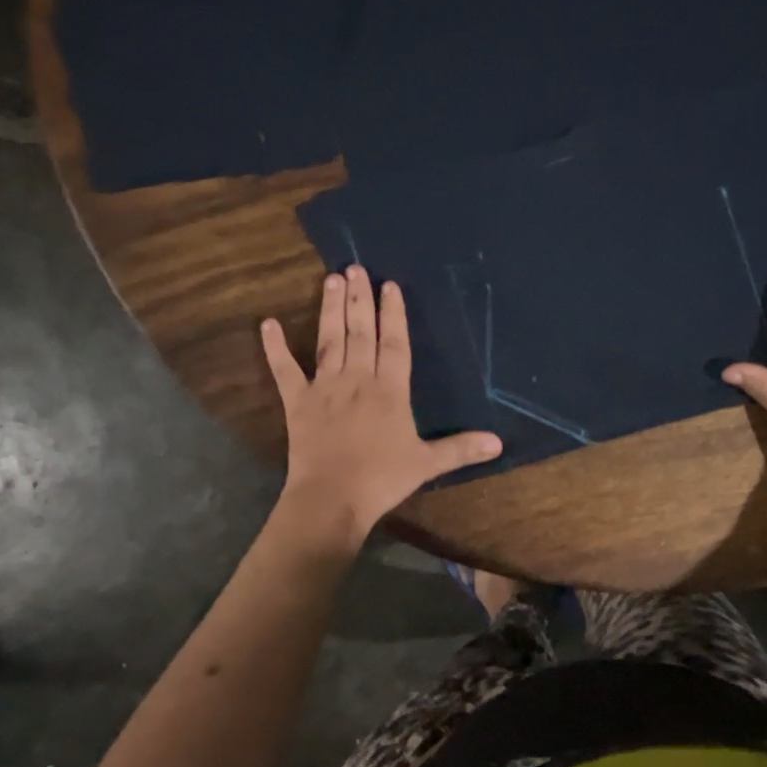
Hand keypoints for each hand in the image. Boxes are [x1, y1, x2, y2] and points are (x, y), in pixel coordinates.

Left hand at [262, 266, 502, 542]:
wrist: (332, 498)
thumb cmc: (382, 479)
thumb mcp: (427, 463)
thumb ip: (460, 447)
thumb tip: (499, 442)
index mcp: (389, 390)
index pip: (394, 343)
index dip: (393, 313)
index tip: (389, 285)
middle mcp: (357, 379)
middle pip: (360, 332)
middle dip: (359, 299)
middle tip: (355, 268)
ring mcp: (325, 388)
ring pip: (329, 340)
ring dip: (330, 309)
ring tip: (331, 279)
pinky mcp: (298, 402)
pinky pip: (285, 370)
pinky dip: (275, 347)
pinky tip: (267, 324)